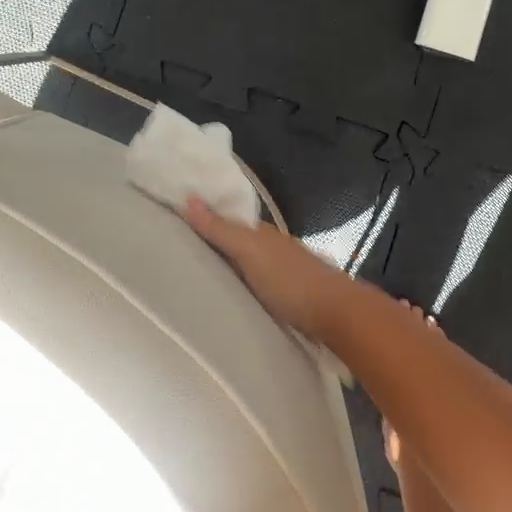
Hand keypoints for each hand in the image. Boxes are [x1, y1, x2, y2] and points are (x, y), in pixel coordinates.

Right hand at [179, 194, 362, 340]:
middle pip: (237, 243)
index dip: (205, 220)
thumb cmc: (289, 280)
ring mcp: (282, 273)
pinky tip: (231, 297)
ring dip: (229, 268)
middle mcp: (271, 248)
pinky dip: (242, 286)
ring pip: (248, 265)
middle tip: (179, 255)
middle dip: (214, 245)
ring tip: (199, 279)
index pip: (228, 220)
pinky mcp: (287, 298)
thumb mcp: (249, 251)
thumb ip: (220, 229)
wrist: (335, 313)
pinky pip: (256, 286)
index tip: (176, 225)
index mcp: (261, 233)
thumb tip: (188, 197)